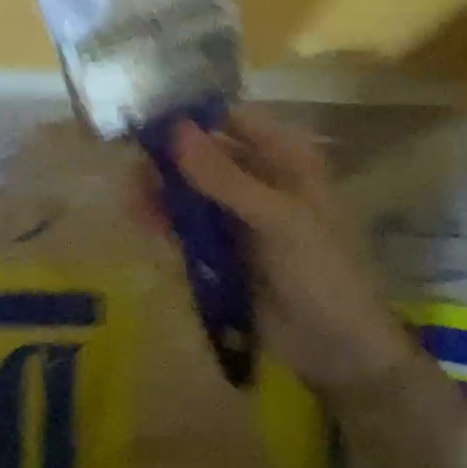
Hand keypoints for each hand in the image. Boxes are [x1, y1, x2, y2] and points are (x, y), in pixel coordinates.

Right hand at [132, 104, 418, 398]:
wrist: (338, 351)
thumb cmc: (322, 272)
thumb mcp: (278, 220)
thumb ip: (224, 176)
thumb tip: (174, 128)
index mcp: (286, 159)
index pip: (231, 120)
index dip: (191, 116)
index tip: (145, 120)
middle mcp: (260, 179)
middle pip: (204, 155)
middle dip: (167, 159)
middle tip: (129, 168)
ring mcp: (239, 217)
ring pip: (190, 192)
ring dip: (161, 192)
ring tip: (129, 202)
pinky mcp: (223, 251)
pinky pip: (187, 227)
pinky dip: (166, 223)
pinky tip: (141, 224)